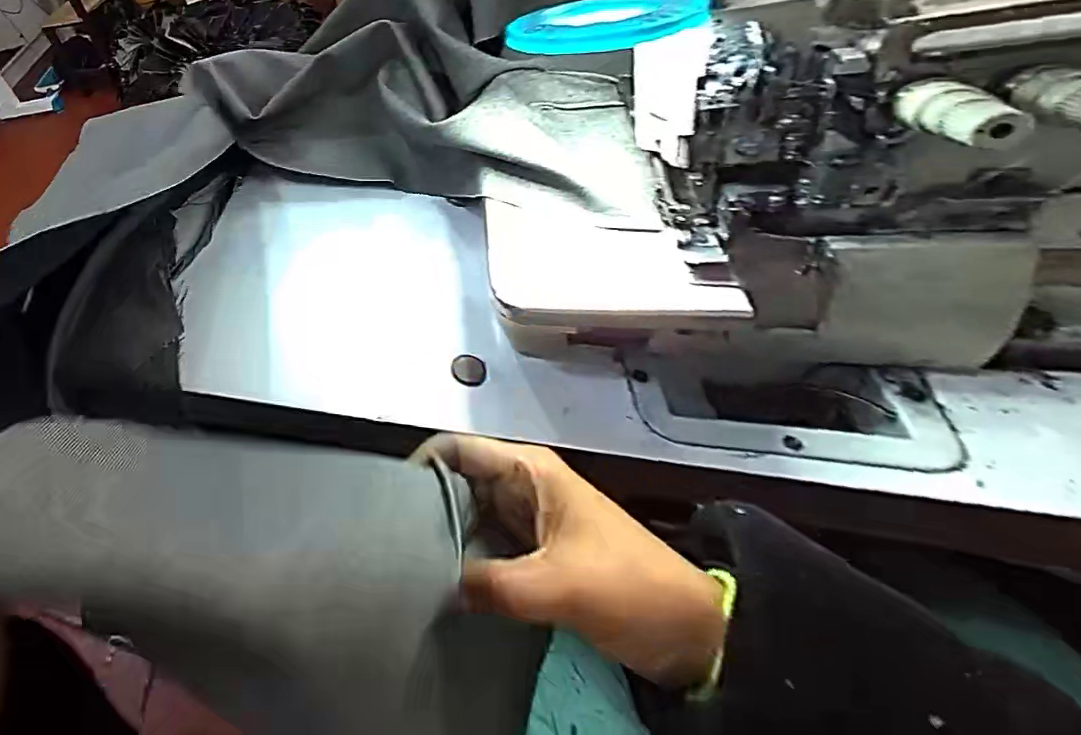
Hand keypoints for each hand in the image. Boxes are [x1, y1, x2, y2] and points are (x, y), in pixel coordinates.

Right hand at [417, 434, 727, 688]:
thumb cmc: (631, 588)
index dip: (423, 463)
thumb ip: (494, 583)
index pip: (460, 449)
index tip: (389, 496)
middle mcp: (524, 487)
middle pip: (460, 482)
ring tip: (407, 562)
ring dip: (446, 537)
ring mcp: (529, 521)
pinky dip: (466, 561)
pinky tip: (443, 583)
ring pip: (471, 517)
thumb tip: (437, 585)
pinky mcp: (534, 554)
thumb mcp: (560, 585)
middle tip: (391, 540)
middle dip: (428, 505)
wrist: (691, 632)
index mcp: (529, 470)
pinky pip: (487, 547)